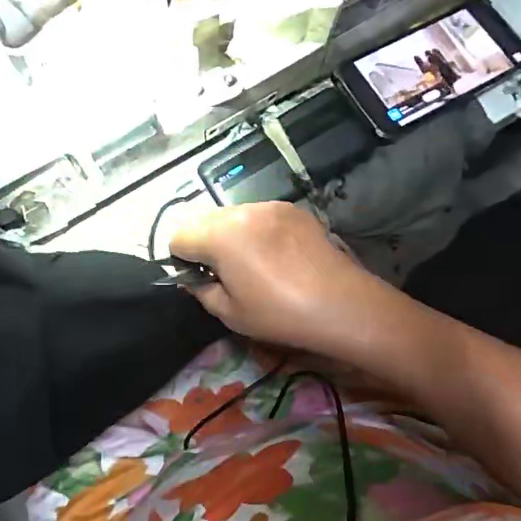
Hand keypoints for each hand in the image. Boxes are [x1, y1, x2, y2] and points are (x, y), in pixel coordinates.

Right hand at [167, 202, 407, 360]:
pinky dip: (260, 231)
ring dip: (234, 235)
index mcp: (221, 234)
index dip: (183, 260)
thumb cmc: (280, 313)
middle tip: (228, 274)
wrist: (341, 303)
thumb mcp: (230, 312)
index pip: (179, 236)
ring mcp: (273, 206)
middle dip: (207, 244)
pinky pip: (263, 216)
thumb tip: (194, 277)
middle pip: (206, 220)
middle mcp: (244, 210)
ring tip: (256, 265)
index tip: (202, 280)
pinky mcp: (296, 210)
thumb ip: (201, 289)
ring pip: (235, 215)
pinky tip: (279, 257)